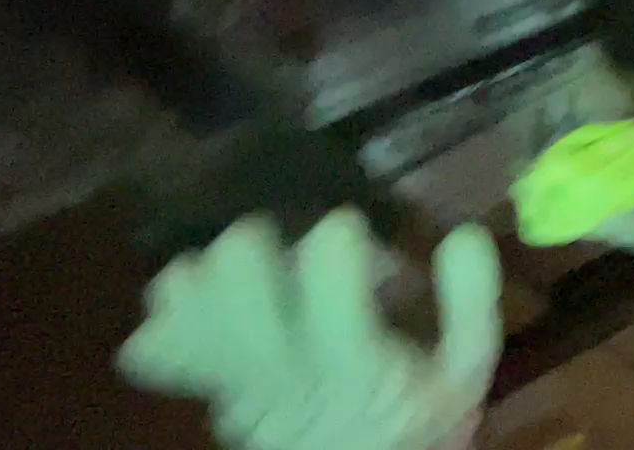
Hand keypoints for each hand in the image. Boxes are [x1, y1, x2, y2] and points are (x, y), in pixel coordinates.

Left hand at [118, 209, 500, 449]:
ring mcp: (250, 400)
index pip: (342, 329)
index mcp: (367, 379)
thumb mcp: (470, 363)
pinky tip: (177, 292)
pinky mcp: (225, 398)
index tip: (342, 221)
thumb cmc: (426, 411)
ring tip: (202, 258)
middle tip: (251, 230)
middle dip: (242, 278)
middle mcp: (300, 392)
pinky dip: (163, 331)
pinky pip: (174, 371)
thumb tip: (462, 234)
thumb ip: (471, 301)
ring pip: (205, 350)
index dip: (333, 273)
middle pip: (252, 339)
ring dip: (194, 301)